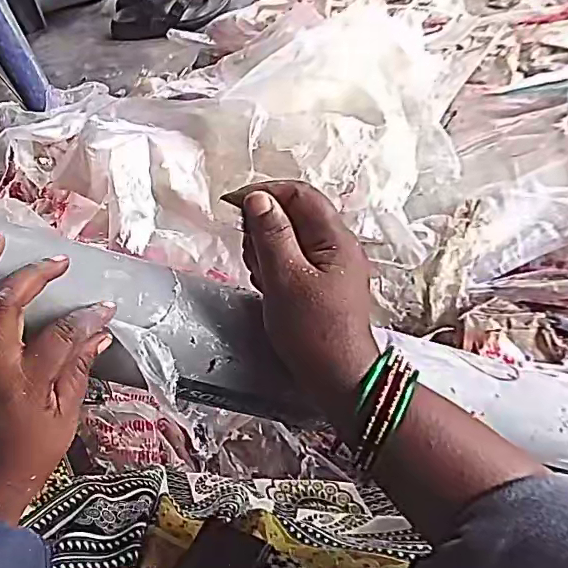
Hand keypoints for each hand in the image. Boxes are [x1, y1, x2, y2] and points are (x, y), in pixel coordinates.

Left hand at [0, 232, 115, 523]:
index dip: (84, 318)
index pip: (58, 336)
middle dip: (29, 277)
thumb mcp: (64, 419)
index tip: (102, 306)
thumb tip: (98, 332)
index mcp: (21, 384)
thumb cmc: (27, 456)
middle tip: (52, 261)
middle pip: (1, 307)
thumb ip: (77, 371)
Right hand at [225, 181, 380, 418]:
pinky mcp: (318, 282)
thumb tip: (257, 198)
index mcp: (334, 239)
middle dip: (262, 225)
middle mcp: (335, 246)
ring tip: (259, 273)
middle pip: (292, 213)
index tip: (232, 204)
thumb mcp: (285, 278)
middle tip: (250, 252)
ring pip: (288, 237)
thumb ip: (271, 235)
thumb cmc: (312, 329)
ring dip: (264, 247)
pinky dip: (271, 264)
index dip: (265, 192)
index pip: (299, 194)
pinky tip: (265, 284)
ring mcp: (328, 265)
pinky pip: (289, 259)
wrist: (335, 375)